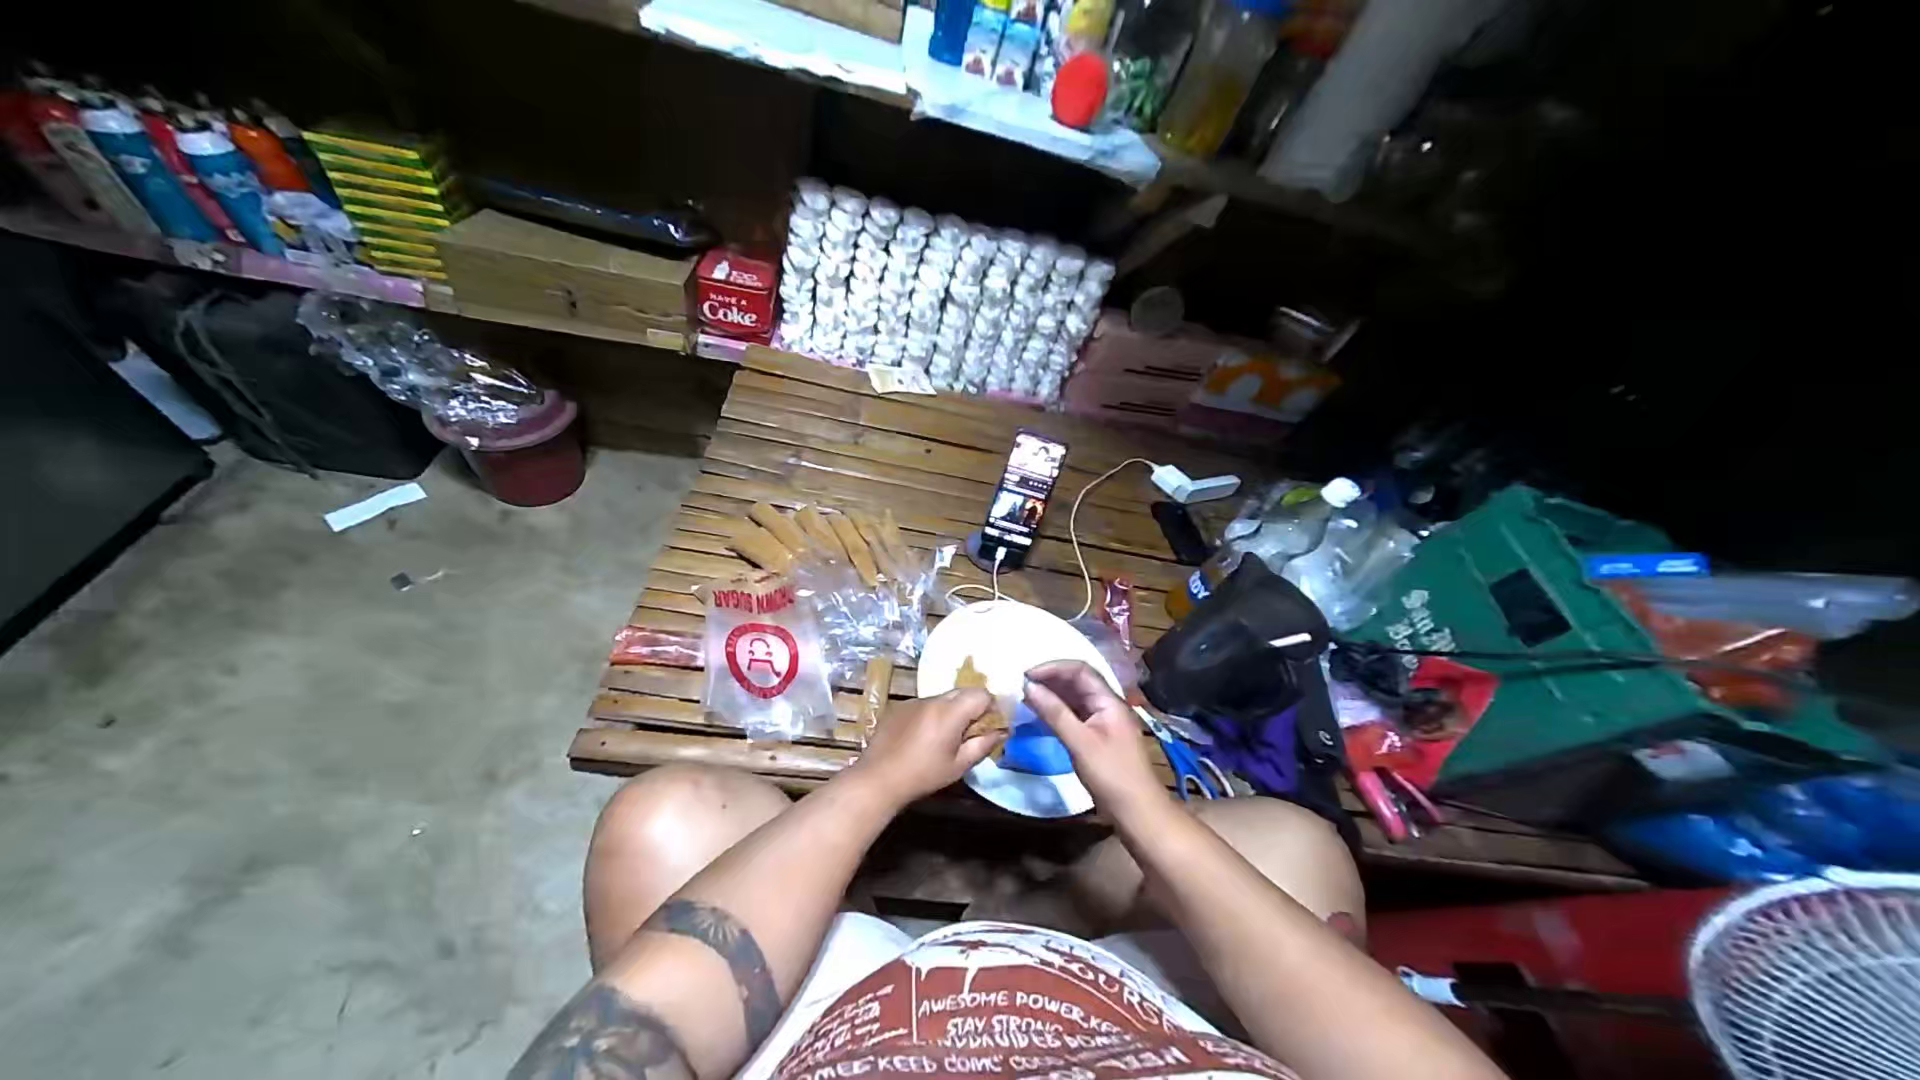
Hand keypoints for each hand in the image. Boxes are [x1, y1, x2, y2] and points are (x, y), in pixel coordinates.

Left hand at [847, 689, 1003, 807]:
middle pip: (963, 692)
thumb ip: (984, 744)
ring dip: (952, 711)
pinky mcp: (900, 706)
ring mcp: (914, 701)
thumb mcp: (959, 764)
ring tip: (945, 738)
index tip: (989, 727)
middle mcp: (933, 699)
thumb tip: (1003, 731)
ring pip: (944, 698)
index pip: (982, 694)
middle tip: (970, 733)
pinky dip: (933, 714)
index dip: (991, 708)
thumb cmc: (923, 775)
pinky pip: (925, 704)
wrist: (878, 778)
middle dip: (973, 708)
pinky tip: (924, 737)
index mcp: (950, 712)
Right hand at [1024, 661, 1167, 817]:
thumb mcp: (1080, 743)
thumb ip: (1055, 713)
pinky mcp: (1096, 738)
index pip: (1080, 670)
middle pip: (1077, 682)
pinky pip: (1074, 715)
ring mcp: (1102, 722)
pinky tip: (1039, 715)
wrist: (1138, 813)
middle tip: (1022, 686)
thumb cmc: (1112, 776)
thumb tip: (1029, 686)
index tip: (1026, 675)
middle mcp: (1107, 706)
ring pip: (1074, 699)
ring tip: (1026, 697)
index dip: (1053, 668)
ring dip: (1052, 695)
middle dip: (1050, 679)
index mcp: (1109, 701)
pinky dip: (1056, 712)